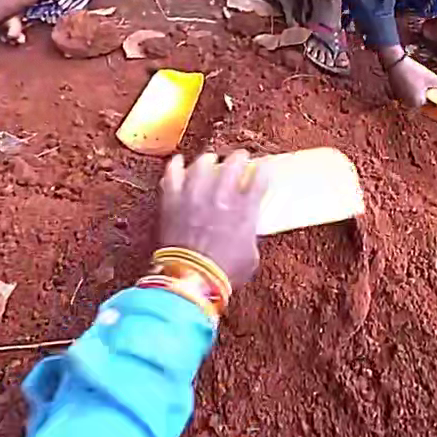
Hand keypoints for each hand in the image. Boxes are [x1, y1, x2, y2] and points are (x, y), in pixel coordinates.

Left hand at [157, 151, 270, 287]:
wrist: (191, 279)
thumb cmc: (224, 273)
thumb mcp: (251, 257)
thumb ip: (250, 237)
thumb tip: (248, 232)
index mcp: (245, 210)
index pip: (259, 180)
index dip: (263, 170)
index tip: (264, 167)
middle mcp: (222, 197)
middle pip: (233, 165)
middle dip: (239, 158)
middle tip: (240, 156)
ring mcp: (196, 196)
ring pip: (203, 165)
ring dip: (208, 160)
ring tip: (210, 158)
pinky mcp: (173, 201)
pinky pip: (172, 175)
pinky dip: (175, 166)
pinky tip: (177, 161)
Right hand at [383, 53, 436, 109]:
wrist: (396, 63)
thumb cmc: (414, 71)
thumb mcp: (430, 77)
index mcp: (417, 101)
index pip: (425, 102)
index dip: (427, 93)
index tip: (428, 86)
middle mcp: (407, 103)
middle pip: (416, 100)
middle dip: (419, 93)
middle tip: (421, 81)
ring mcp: (398, 98)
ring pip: (408, 96)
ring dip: (412, 90)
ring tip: (414, 79)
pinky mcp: (393, 91)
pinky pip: (402, 92)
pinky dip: (405, 87)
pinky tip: (407, 78)